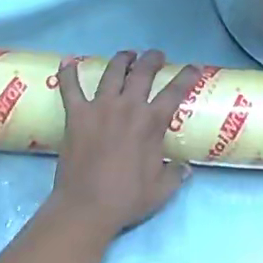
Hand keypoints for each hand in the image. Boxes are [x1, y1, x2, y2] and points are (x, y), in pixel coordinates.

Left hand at [44, 50, 199, 240]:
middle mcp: (127, 106)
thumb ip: (176, 174)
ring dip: (122, 59)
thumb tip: (185, 168)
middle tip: (156, 56)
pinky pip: (70, 88)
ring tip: (127, 55)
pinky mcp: (76, 115)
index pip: (175, 91)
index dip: (187, 76)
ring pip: (112, 72)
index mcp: (151, 122)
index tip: (194, 67)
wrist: (86, 207)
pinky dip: (68, 73)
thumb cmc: (126, 199)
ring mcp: (99, 107)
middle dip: (152, 59)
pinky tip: (68, 62)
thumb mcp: (161, 189)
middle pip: (143, 72)